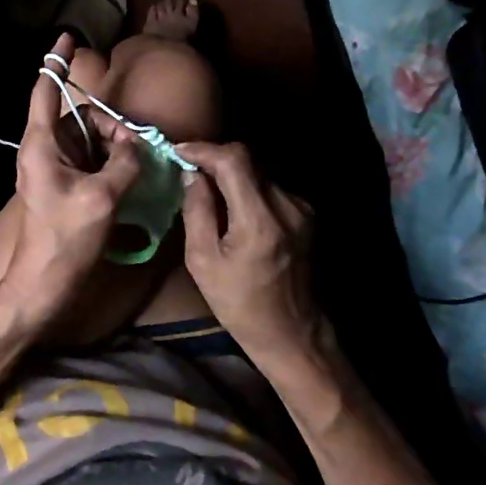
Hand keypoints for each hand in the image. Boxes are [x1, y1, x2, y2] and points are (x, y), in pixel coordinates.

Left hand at [0, 34, 142, 330]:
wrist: (44, 282)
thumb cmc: (66, 238)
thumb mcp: (102, 197)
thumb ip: (124, 162)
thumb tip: (134, 143)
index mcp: (41, 144)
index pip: (46, 91)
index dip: (56, 62)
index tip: (67, 36)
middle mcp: (43, 149)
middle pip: (77, 116)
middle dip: (108, 124)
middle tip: (135, 148)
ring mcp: (52, 167)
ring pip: (86, 138)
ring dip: (112, 145)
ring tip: (135, 165)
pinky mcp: (62, 184)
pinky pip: (88, 159)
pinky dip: (108, 161)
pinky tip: (128, 175)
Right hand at [176, 141, 322, 359]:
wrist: (294, 335)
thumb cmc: (240, 304)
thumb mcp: (202, 261)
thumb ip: (197, 211)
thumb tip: (191, 175)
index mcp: (259, 219)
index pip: (234, 160)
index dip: (203, 149)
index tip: (177, 152)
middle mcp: (287, 206)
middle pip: (248, 161)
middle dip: (214, 159)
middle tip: (186, 170)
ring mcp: (302, 210)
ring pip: (258, 172)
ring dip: (231, 175)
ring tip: (206, 190)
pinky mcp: (307, 216)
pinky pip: (270, 188)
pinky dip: (247, 188)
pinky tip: (232, 207)